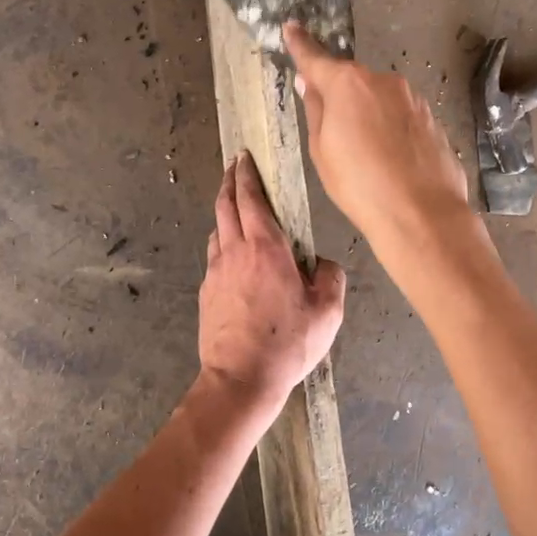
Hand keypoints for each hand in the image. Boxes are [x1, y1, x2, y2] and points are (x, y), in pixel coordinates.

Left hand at [199, 152, 345, 407]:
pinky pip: (214, 254)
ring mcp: (216, 270)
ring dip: (224, 210)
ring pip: (218, 228)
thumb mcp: (327, 312)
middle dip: (230, 180)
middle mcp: (236, 250)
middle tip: (234, 165)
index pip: (251, 198)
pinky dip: (222, 240)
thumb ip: (330, 277)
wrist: (239, 378)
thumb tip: (321, 263)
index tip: (244, 157)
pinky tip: (230, 252)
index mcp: (266, 247)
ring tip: (234, 206)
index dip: (246, 173)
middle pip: (226, 204)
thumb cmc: (287, 343)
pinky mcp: (206, 291)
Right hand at [284, 21, 473, 249]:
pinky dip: (391, 132)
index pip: (316, 58)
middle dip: (339, 97)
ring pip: (379, 100)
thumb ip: (316, 110)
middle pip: (351, 82)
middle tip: (333, 132)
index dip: (300, 44)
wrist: (422, 214)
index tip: (291, 28)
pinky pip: (400, 118)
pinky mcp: (432, 120)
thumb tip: (311, 84)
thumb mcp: (322, 150)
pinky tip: (391, 162)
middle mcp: (382, 81)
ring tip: (366, 158)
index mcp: (348, 83)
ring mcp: (412, 99)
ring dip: (368, 117)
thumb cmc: (359, 183)